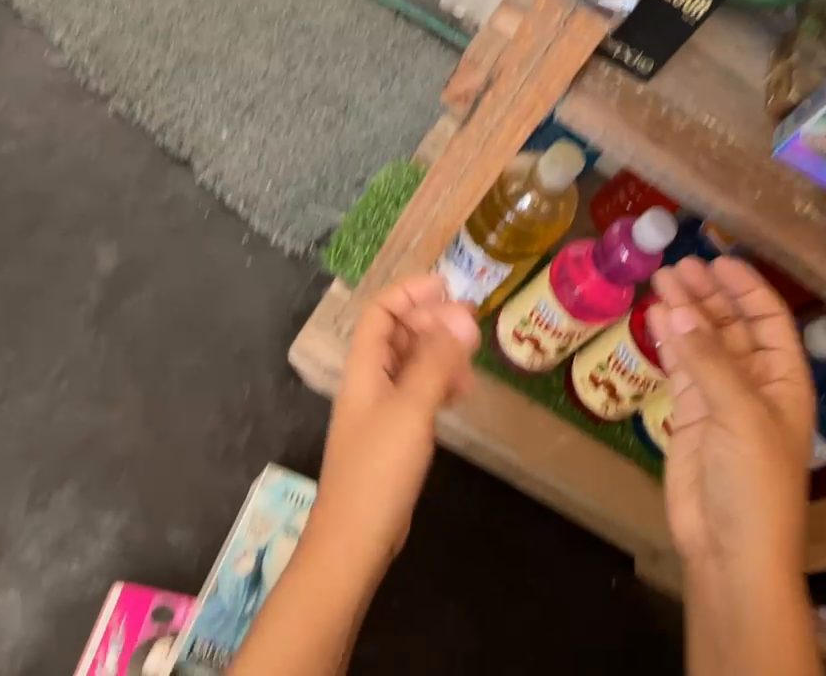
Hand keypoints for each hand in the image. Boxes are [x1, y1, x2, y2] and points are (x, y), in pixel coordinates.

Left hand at [311, 274, 479, 571]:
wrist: (354, 540)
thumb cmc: (378, 469)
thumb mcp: (411, 409)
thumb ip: (436, 361)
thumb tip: (463, 315)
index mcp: (363, 368)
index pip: (381, 311)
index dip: (411, 292)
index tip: (448, 285)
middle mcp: (369, 381)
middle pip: (396, 333)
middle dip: (431, 320)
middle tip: (470, 322)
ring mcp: (380, 409)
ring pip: (410, 362)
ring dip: (438, 351)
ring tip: (471, 356)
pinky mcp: (393, 435)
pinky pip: (417, 391)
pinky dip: (439, 382)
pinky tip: (461, 391)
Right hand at [646, 257, 814, 581]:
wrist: (730, 548)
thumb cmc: (755, 480)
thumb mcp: (740, 414)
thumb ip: (707, 360)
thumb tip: (675, 308)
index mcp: (785, 379)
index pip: (768, 319)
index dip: (746, 288)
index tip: (718, 260)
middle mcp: (755, 382)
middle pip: (731, 325)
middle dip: (707, 294)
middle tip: (677, 265)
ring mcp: (721, 398)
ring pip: (702, 342)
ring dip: (683, 312)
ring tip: (660, 278)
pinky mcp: (691, 414)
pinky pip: (680, 367)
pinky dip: (667, 342)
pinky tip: (654, 316)